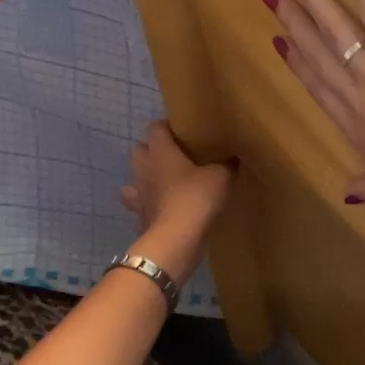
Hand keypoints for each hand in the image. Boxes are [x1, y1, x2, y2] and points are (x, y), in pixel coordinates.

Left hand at [121, 122, 234, 236]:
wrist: (177, 238)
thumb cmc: (196, 198)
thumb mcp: (221, 177)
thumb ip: (226, 165)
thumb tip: (232, 158)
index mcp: (160, 151)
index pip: (156, 127)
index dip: (167, 127)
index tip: (182, 132)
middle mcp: (143, 169)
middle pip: (138, 150)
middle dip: (151, 152)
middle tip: (172, 159)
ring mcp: (138, 195)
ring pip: (132, 182)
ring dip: (143, 182)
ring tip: (161, 188)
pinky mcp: (139, 218)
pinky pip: (140, 211)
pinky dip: (147, 212)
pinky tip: (160, 216)